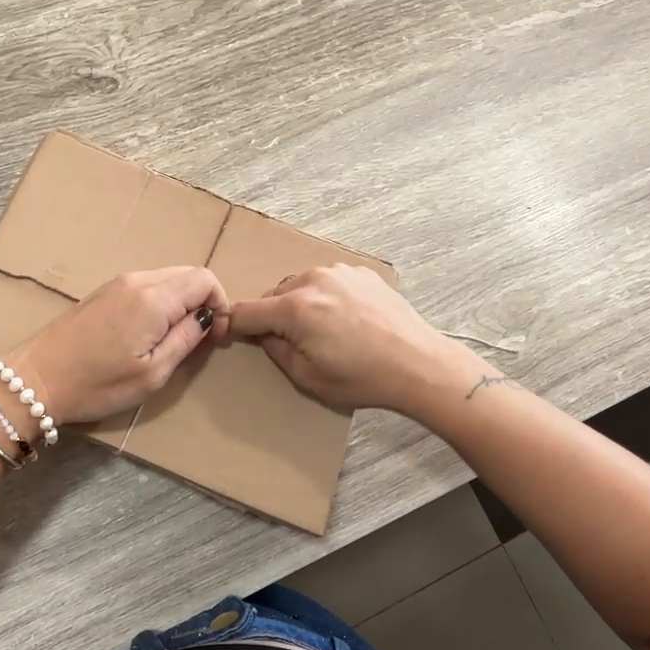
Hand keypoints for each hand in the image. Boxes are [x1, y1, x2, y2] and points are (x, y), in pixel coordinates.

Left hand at [4, 267, 230, 426]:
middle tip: (202, 339)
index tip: (217, 337)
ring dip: (183, 302)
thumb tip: (207, 318)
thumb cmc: (97, 384)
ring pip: (169, 278)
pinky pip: (148, 285)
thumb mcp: (152, 373)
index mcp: (154, 298)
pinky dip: (163, 301)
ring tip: (177, 339)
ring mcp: (118, 283)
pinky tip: (152, 332)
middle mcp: (138, 280)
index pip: (205, 279)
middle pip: (189, 273)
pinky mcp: (105, 291)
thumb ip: (186, 340)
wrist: (37, 379)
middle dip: (205, 302)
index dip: (221, 305)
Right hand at [227, 265, 484, 416]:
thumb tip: (264, 336)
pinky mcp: (360, 272)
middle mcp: (312, 280)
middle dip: (273, 317)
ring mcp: (338, 271)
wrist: (419, 364)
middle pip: (273, 295)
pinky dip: (326, 296)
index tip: (230, 335)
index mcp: (295, 309)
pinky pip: (328, 281)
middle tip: (289, 343)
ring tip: (322, 332)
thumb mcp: (308, 377)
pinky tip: (345, 320)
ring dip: (299, 304)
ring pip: (300, 285)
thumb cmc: (364, 378)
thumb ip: (276, 351)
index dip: (233, 325)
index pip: (247, 311)